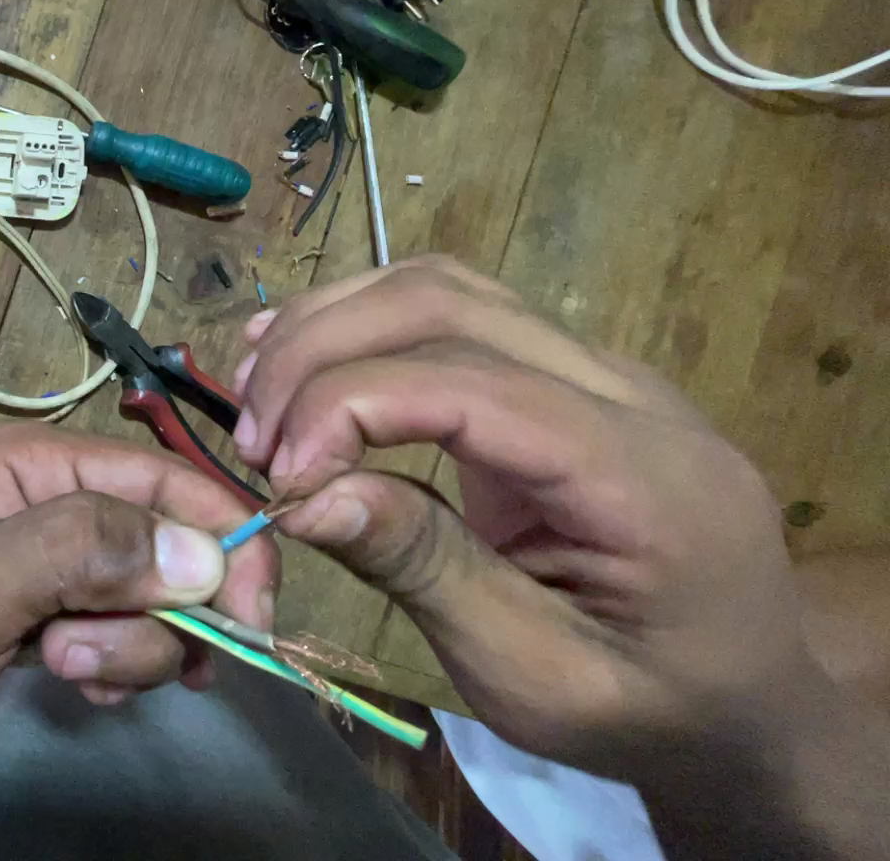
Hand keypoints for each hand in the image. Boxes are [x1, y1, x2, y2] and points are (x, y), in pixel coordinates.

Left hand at [0, 422, 273, 740]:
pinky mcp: (46, 604)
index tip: (257, 614)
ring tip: (59, 669)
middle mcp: (50, 497)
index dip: (220, 537)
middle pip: (160, 543)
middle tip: (89, 657)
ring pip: (145, 594)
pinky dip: (113, 661)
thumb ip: (81, 553)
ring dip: (126, 646)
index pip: (159, 479)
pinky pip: (116, 626)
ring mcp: (49, 554)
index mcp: (33, 462)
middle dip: (153, 612)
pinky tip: (73, 682)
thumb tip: (203, 552)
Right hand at [230, 255, 811, 775]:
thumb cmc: (641, 700)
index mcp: (645, 477)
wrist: (734, 687)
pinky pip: (437, 302)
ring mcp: (588, 364)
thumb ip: (424, 571)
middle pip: (442, 303)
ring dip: (323, 324)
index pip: (470, 385)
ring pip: (432, 285)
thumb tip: (301, 499)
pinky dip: (348, 317)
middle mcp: (625, 389)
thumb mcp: (533, 673)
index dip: (346, 408)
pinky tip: (290, 350)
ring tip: (255, 390)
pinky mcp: (545, 364)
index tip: (277, 477)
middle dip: (317, 357)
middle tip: (251, 438)